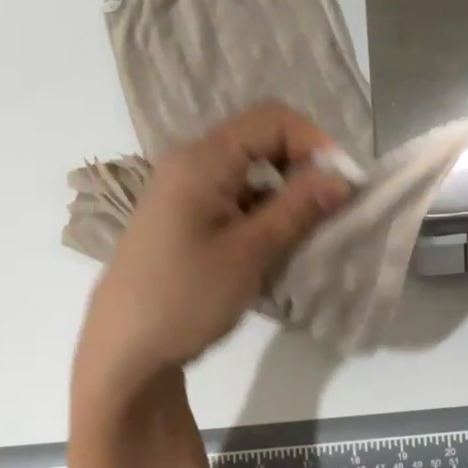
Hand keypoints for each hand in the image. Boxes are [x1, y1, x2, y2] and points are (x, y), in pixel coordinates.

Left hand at [74, 103, 352, 407]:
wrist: (125, 348)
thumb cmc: (186, 297)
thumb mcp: (250, 253)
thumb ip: (297, 209)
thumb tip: (342, 177)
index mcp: (203, 160)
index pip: (272, 119)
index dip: (315, 143)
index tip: (342, 186)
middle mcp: (191, 163)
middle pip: (262, 143)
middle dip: (304, 171)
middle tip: (331, 213)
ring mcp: (185, 191)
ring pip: (251, 175)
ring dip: (286, 198)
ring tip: (307, 238)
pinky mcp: (185, 218)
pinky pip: (235, 200)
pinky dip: (263, 216)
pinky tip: (275, 251)